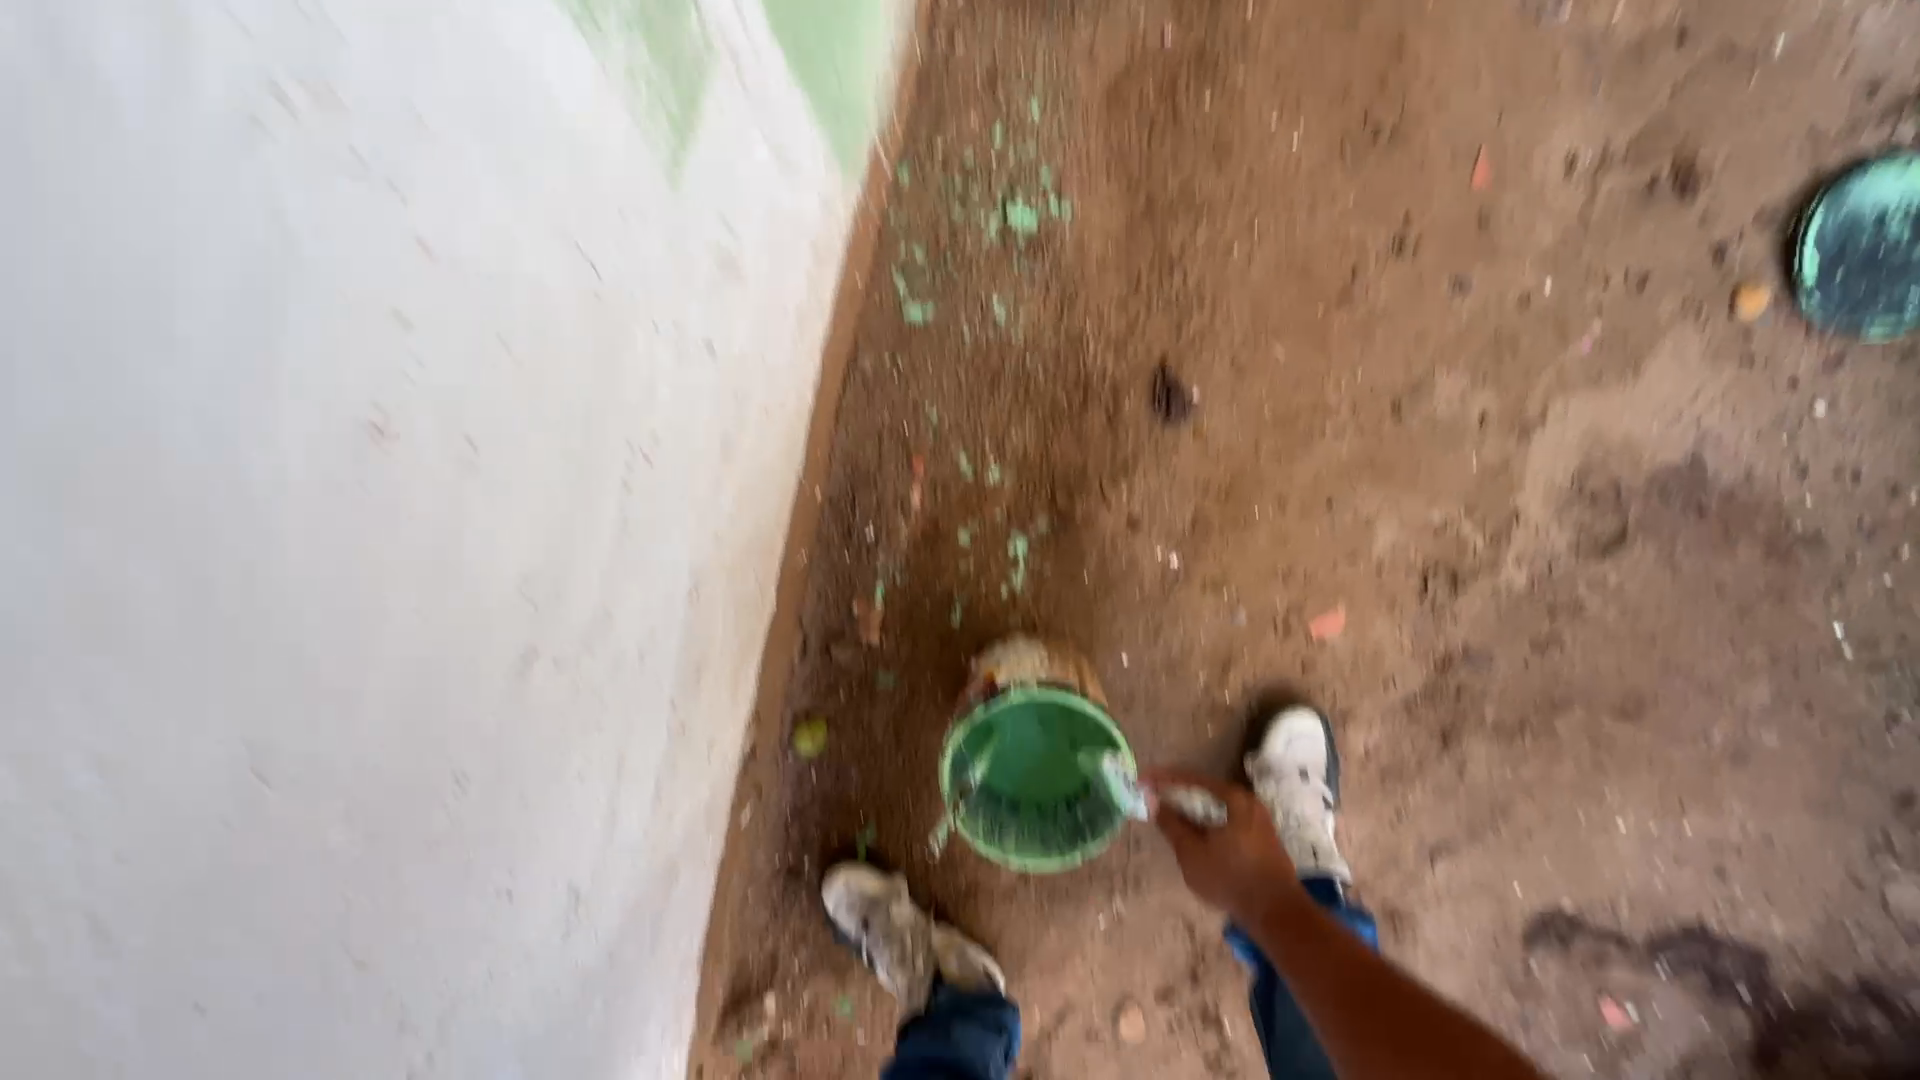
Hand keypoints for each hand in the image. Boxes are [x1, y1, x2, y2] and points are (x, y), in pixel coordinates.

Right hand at [1141, 767, 1301, 923]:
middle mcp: (1248, 802)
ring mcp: (1258, 821)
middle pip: (1204, 791)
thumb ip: (1171, 823)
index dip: (1163, 779)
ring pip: (1216, 808)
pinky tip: (1194, 836)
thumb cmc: (1230, 879)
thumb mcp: (1191, 852)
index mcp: (1233, 798)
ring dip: (1191, 811)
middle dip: (1177, 795)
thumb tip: (1154, 800)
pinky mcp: (1261, 839)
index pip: (1190, 779)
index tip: (1142, 781)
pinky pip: (1226, 821)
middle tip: (1153, 800)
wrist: (1277, 914)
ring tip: (1169, 819)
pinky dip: (1206, 823)